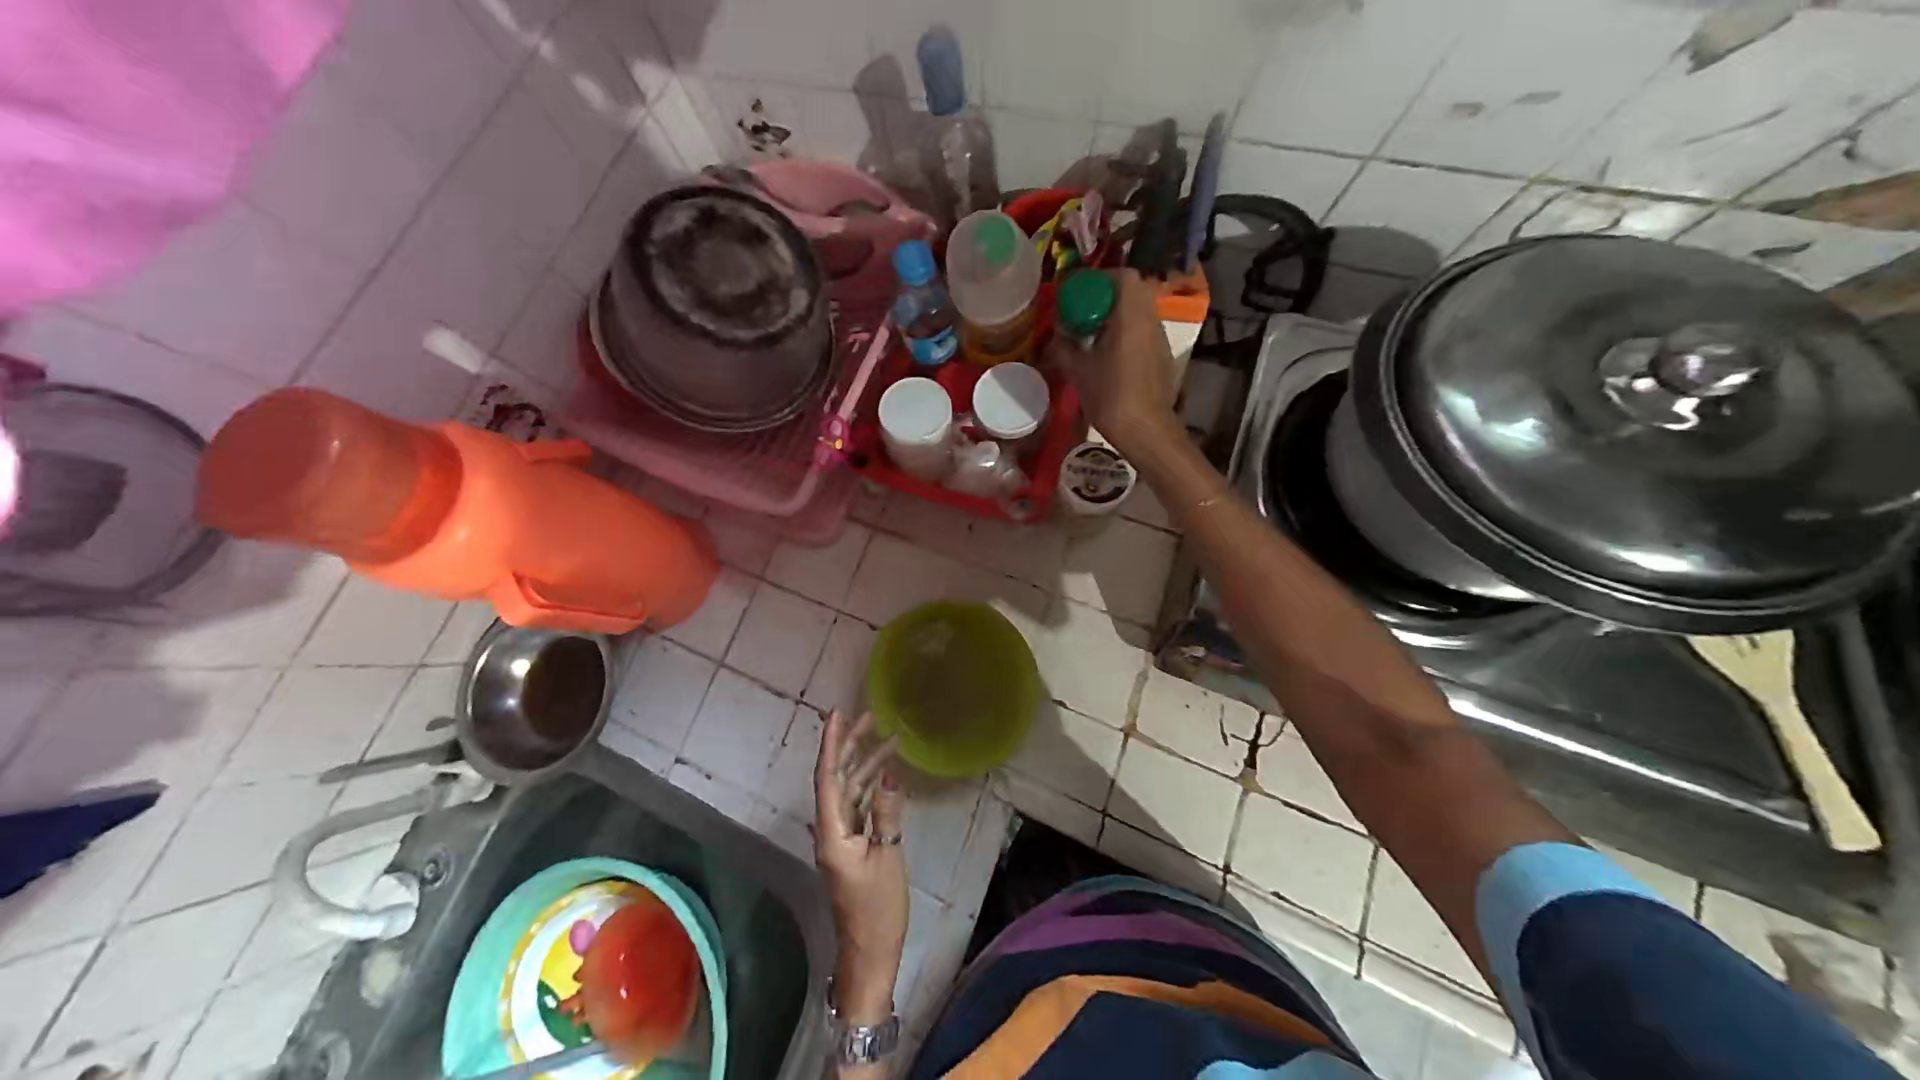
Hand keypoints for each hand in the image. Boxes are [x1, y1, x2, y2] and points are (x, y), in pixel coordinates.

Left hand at [814, 710, 907, 1024]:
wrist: (870, 953)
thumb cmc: (877, 908)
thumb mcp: (888, 858)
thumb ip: (887, 814)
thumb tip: (889, 774)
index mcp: (832, 832)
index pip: (828, 777)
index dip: (832, 744)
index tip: (838, 715)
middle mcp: (831, 829)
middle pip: (837, 778)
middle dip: (850, 746)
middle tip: (869, 717)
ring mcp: (842, 838)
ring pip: (850, 790)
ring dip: (866, 765)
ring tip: (888, 739)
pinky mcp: (854, 846)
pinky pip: (860, 806)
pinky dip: (873, 787)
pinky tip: (889, 774)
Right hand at [1060, 269, 1181, 457]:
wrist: (1145, 430)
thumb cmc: (1111, 395)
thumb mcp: (1079, 370)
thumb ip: (1064, 348)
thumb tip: (1054, 337)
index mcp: (1131, 315)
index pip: (1124, 276)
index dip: (1102, 279)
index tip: (1081, 292)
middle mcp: (1150, 319)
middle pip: (1133, 292)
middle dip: (1108, 298)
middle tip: (1084, 313)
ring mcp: (1160, 338)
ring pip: (1140, 313)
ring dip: (1118, 317)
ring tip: (1093, 334)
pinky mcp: (1162, 357)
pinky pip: (1143, 333)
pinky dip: (1127, 334)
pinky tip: (1109, 355)